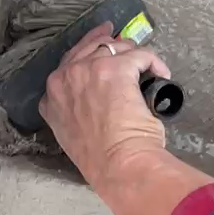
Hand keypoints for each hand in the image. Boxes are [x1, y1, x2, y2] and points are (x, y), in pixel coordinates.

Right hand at [38, 23, 173, 187]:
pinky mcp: (116, 68)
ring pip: (117, 48)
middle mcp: (65, 78)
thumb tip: (97, 98)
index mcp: (51, 97)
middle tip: (131, 49)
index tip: (104, 48)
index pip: (70, 62)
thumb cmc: (101, 161)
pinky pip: (140, 55)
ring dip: (135, 57)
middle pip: (92, 47)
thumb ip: (73, 111)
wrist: (118, 166)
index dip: (90, 52)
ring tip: (149, 71)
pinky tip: (161, 74)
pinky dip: (153, 63)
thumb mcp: (71, 134)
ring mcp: (89, 70)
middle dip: (114, 47)